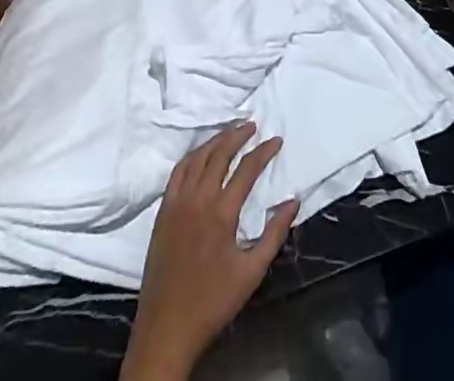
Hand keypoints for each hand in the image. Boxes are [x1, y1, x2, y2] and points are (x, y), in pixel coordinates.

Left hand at [122, 122, 300, 380]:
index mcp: (220, 213)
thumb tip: (292, 201)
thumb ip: (274, 233)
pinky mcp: (161, 214)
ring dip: (213, 141)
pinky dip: (191, 158)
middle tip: (252, 125)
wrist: (166, 328)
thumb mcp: (252, 271)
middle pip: (217, 155)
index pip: (246, 169)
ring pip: (194, 159)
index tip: (276, 139)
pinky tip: (200, 156)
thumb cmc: (214, 301)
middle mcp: (196, 200)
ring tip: (228, 132)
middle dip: (236, 135)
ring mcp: (175, 205)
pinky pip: (176, 174)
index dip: (263, 151)